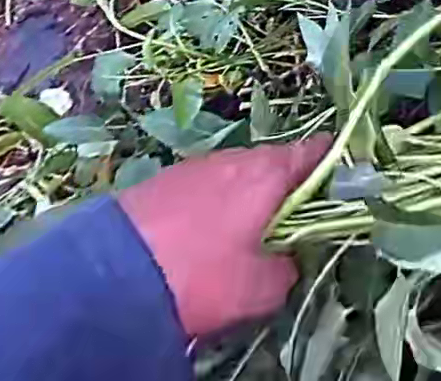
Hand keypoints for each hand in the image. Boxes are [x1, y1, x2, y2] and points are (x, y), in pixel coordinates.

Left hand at [117, 135, 329, 336]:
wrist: (99, 277)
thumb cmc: (196, 275)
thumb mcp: (254, 290)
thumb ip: (286, 272)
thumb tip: (289, 262)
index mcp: (270, 172)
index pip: (318, 151)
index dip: (334, 166)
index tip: (340, 188)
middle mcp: (239, 156)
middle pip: (278, 164)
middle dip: (287, 191)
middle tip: (287, 227)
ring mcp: (200, 164)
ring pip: (241, 175)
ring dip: (248, 199)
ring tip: (239, 238)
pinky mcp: (166, 179)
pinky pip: (207, 186)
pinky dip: (213, 205)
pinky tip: (199, 239)